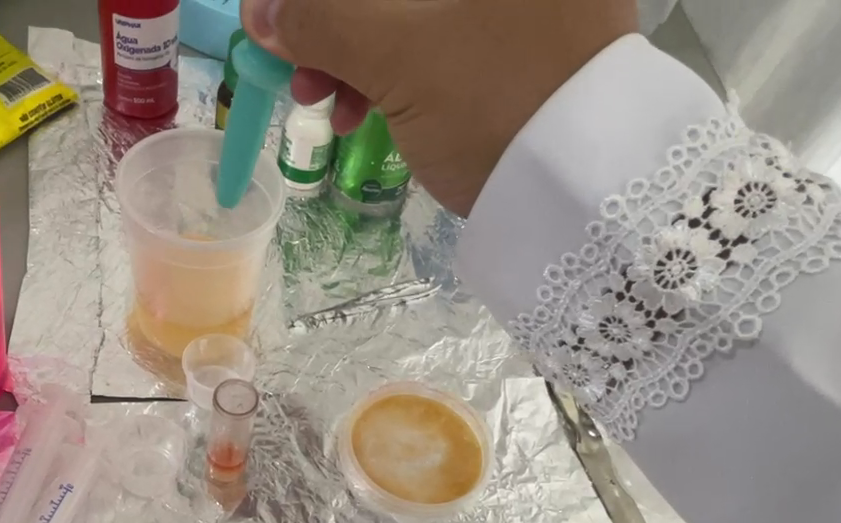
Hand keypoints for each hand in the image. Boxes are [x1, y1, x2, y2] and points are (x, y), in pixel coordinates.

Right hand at [241, 0, 636, 215]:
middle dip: (333, 27)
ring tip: (328, 107)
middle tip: (297, 76)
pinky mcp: (518, 40)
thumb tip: (262, 12)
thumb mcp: (397, 54)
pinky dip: (392, 70)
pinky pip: (437, 39)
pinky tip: (364, 111)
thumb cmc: (493, 98)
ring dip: (354, 54)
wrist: (579, 186)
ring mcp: (515, 7)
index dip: (312, 0)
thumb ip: (322, 21)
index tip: (274, 26)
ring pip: (410, 15)